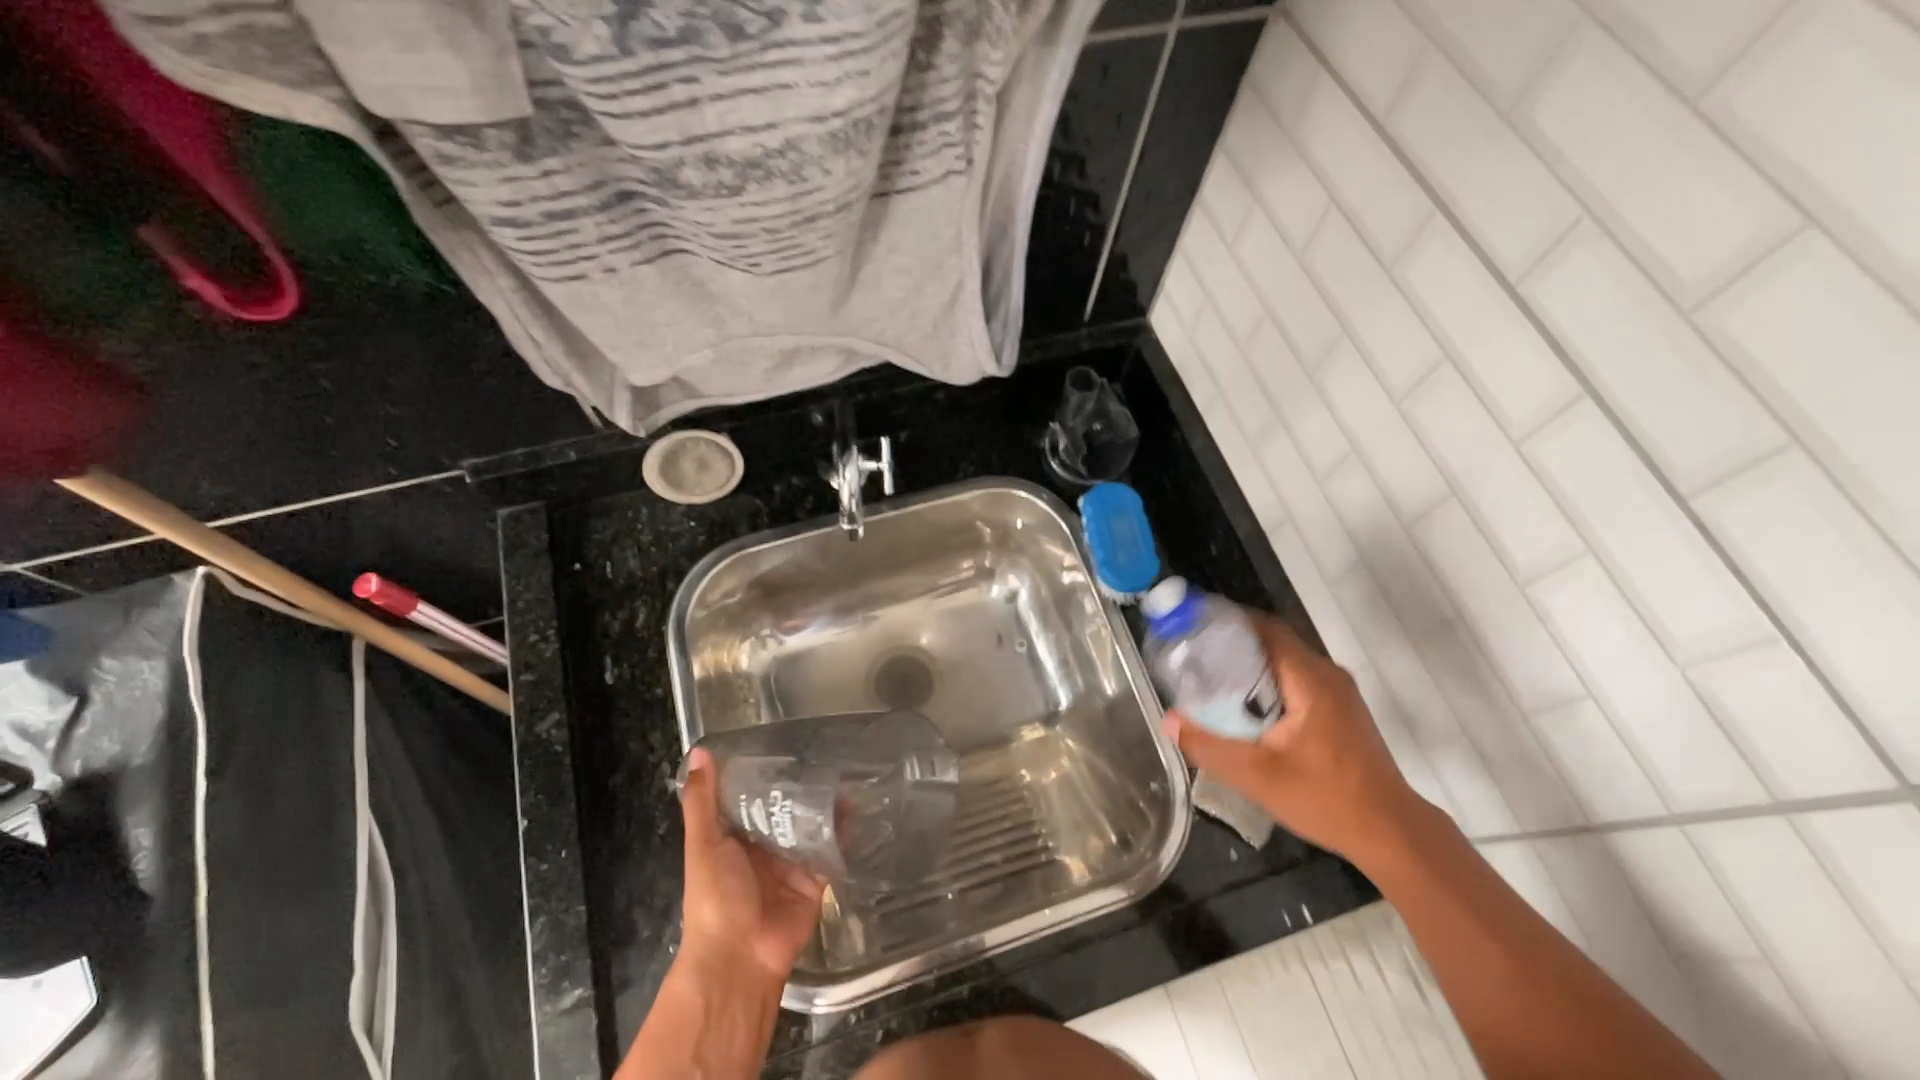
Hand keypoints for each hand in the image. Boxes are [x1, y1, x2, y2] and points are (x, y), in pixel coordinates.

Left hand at [677, 747, 825, 980]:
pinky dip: (841, 834)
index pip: (749, 798)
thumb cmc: (715, 896)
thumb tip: (700, 753)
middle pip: (782, 812)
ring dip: (822, 807)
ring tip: (844, 774)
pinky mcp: (814, 881)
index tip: (782, 743)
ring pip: (808, 829)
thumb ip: (703, 801)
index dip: (762, 774)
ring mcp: (789, 866)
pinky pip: (829, 853)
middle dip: (799, 789)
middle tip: (823, 753)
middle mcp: (761, 850)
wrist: (740, 956)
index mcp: (731, 839)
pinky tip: (854, 809)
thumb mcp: (704, 843)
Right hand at [1163, 614, 1439, 866]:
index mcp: (1310, 678)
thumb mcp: (1256, 776)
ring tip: (1209, 681)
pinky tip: (1244, 710)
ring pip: (1285, 664)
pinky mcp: (1340, 713)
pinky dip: (1267, 686)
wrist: (1389, 831)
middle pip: (1273, 643)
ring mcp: (1338, 694)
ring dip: (1249, 668)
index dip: (1227, 621)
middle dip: (1231, 645)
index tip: (1191, 626)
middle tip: (1191, 656)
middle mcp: (1328, 675)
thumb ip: (1208, 746)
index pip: (1264, 628)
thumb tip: (1168, 720)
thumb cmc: (1325, 798)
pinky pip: (1296, 683)